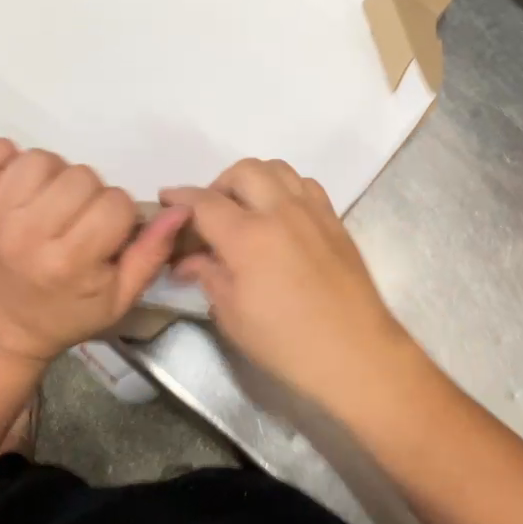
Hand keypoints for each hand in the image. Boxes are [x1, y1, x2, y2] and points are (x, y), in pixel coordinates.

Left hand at [0, 140, 187, 364]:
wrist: (3, 328)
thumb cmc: (67, 315)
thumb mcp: (120, 298)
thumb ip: (152, 253)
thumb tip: (182, 210)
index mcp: (68, 261)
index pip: (114, 204)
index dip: (120, 216)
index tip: (108, 236)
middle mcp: (28, 233)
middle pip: (80, 176)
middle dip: (90, 195)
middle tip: (81, 221)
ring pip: (40, 159)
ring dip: (55, 175)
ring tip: (53, 202)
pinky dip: (3, 156)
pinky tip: (18, 181)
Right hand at [161, 159, 415, 402]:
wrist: (356, 354)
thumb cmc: (287, 344)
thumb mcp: (233, 315)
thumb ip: (209, 275)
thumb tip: (190, 260)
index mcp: (249, 237)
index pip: (205, 202)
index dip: (180, 199)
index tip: (166, 200)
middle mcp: (281, 212)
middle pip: (243, 171)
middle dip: (218, 185)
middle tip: (209, 215)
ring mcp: (312, 212)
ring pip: (277, 169)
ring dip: (253, 180)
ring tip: (244, 209)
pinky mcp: (334, 221)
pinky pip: (305, 185)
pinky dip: (284, 188)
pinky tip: (279, 216)